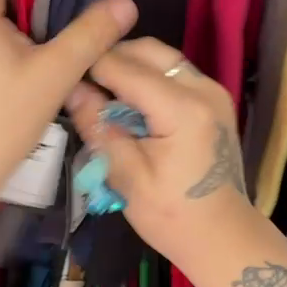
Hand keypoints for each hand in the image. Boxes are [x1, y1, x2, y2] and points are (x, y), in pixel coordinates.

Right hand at [66, 38, 257, 262]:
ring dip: (131, 65)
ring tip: (102, 92)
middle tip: (82, 81)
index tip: (63, 71)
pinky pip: (174, 72)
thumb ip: (98, 126)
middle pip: (149, 50)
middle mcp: (203, 88)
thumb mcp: (126, 176)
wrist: (222, 236)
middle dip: (113, 58)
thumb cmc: (173, 215)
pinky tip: (129, 102)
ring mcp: (213, 90)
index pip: (127, 67)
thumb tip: (71, 88)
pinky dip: (149, 77)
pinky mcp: (213, 98)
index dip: (92, 65)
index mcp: (183, 109)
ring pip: (162, 57)